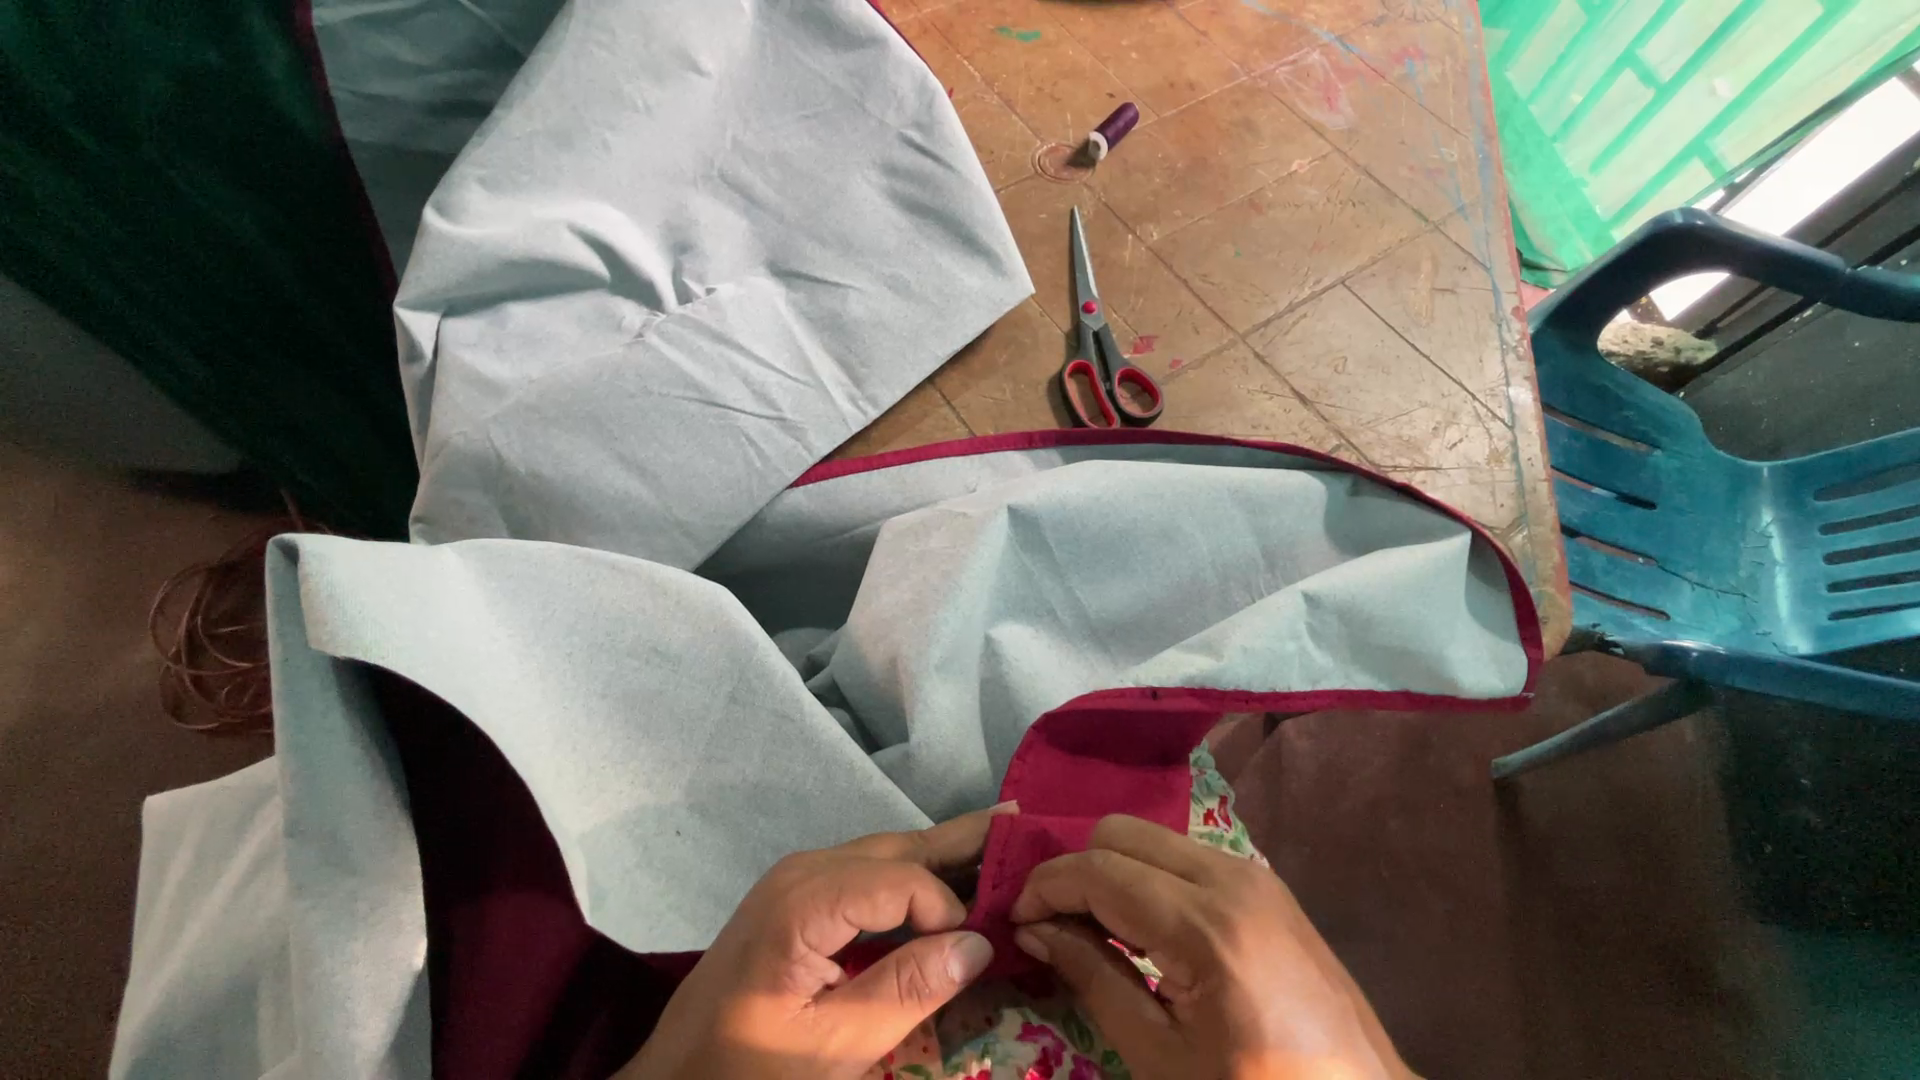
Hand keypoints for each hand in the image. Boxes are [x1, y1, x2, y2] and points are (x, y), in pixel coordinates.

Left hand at [619, 803, 1016, 1079]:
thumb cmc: (746, 1072)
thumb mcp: (830, 1050)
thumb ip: (906, 992)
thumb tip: (977, 943)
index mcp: (805, 901)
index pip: (902, 879)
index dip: (946, 909)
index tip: (974, 953)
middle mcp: (804, 870)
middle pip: (898, 846)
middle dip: (961, 839)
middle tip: (1021, 823)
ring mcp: (797, 878)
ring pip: (884, 852)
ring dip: (940, 852)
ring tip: (996, 839)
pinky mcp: (797, 895)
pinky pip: (865, 871)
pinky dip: (910, 872)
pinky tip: (942, 876)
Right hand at [1010, 814, 1414, 1079]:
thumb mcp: (1160, 1058)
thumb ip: (1092, 978)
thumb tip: (1036, 929)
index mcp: (1204, 926)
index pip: (1098, 870)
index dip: (1045, 886)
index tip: (1016, 919)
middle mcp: (1228, 876)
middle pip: (1120, 832)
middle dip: (1074, 868)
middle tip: (1051, 922)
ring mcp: (1251, 871)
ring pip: (1149, 834)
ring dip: (1108, 866)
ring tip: (1091, 923)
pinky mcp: (1263, 880)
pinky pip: (1181, 852)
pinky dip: (1144, 872)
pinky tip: (1139, 922)